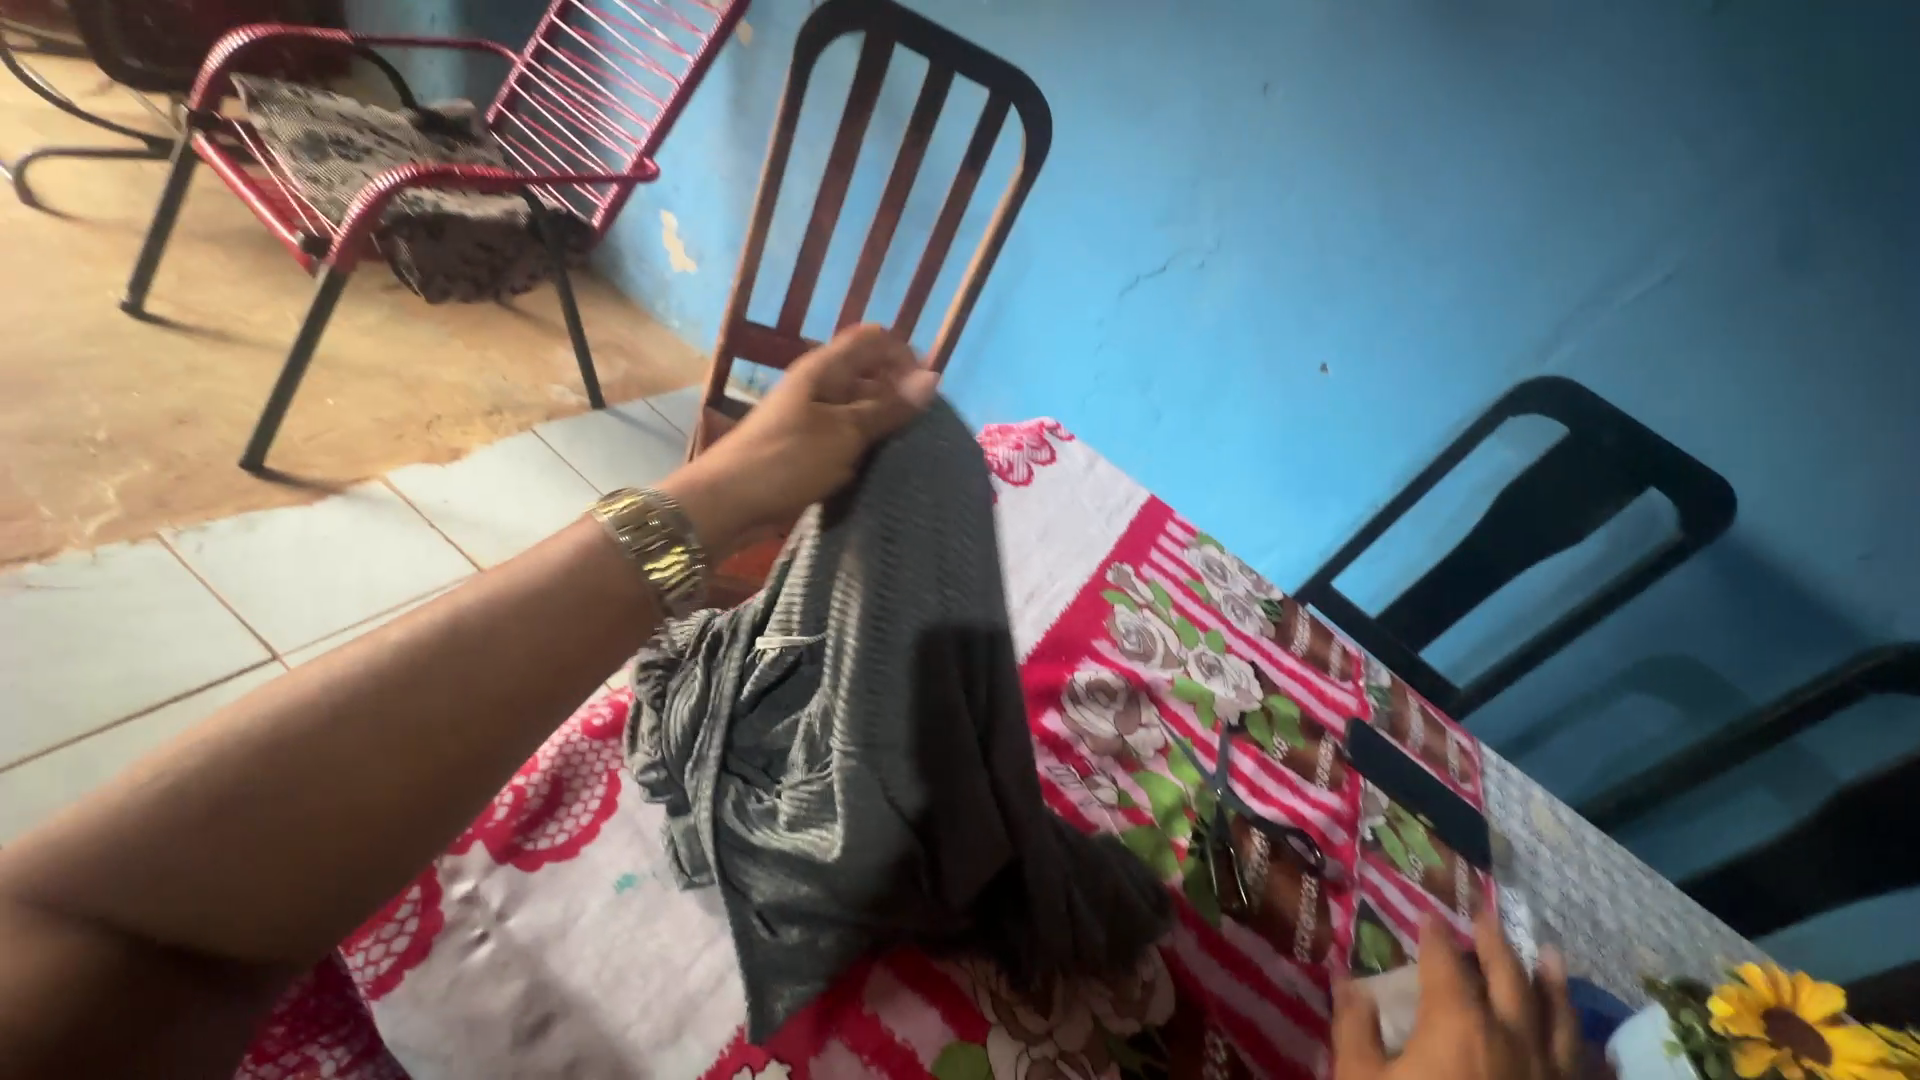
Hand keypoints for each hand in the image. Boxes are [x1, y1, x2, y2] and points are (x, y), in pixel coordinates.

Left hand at [660, 324, 939, 556]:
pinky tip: (880, 468)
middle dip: (899, 394)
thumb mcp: (843, 434)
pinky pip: (848, 437)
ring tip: (906, 451)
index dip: (905, 356)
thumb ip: (888, 408)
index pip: (875, 340)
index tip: (925, 394)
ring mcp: (813, 417)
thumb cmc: (785, 461)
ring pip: (861, 409)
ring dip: (884, 425)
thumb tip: (931, 378)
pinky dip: (866, 447)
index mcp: (825, 369)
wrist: (727, 503)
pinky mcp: (809, 446)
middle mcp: (820, 385)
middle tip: (921, 429)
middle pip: (871, 373)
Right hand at [1334, 911, 1581, 1079]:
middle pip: (1509, 978)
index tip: (1428, 915)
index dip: (1435, 936)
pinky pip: (1589, 1074)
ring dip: (1554, 983)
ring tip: (1552, 954)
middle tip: (1489, 915)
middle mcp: (1513, 1039)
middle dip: (1496, 943)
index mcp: (1458, 1024)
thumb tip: (1347, 980)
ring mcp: (1550, 1079)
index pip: (1445, 963)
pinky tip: (1596, 1046)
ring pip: (1559, 1018)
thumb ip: (1354, 1027)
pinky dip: (1594, 1053)